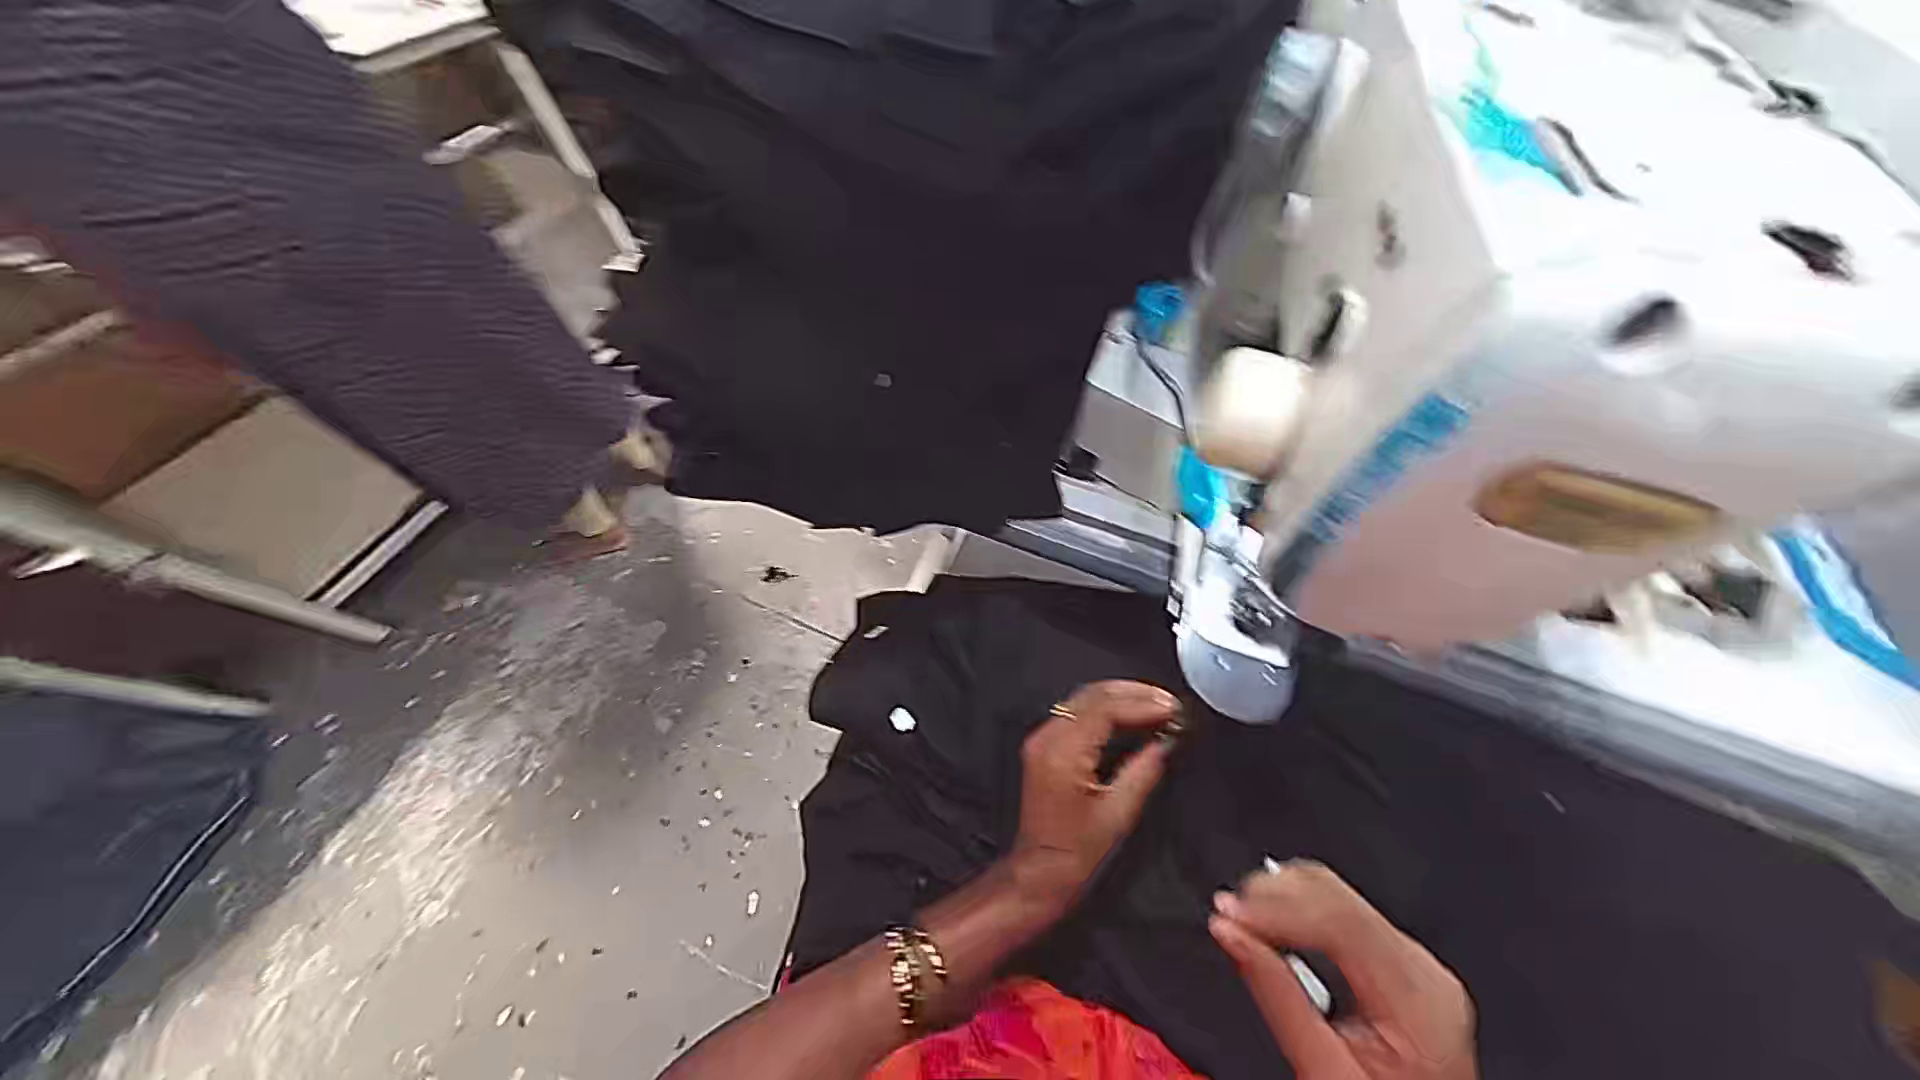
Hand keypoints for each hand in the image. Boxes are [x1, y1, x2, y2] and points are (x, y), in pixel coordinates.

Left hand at [1010, 680, 1181, 905]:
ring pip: (1083, 699)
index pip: (1105, 708)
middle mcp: (1047, 738)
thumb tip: (1165, 742)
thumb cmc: (1075, 851)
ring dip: (1120, 697)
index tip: (1172, 709)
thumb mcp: (1119, 813)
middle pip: (1092, 694)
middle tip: (1168, 702)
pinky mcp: (1044, 745)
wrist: (1041, 869)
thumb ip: (1144, 770)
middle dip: (1134, 693)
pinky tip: (1129, 715)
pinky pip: (1076, 713)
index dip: (1143, 703)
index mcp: (1063, 752)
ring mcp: (1042, 739)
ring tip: (1155, 704)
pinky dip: (1105, 709)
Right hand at [1210, 860, 1476, 1079]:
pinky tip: (1267, 919)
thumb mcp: (1327, 1074)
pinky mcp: (1388, 952)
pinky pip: (1333, 904)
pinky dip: (1291, 903)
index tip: (1229, 913)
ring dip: (1277, 895)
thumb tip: (1230, 933)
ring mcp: (1408, 957)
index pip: (1340, 921)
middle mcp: (1421, 969)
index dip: (1276, 907)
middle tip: (1227, 915)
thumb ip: (1277, 998)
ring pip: (1329, 889)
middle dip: (1270, 896)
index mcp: (1418, 1000)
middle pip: (1333, 895)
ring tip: (1240, 917)